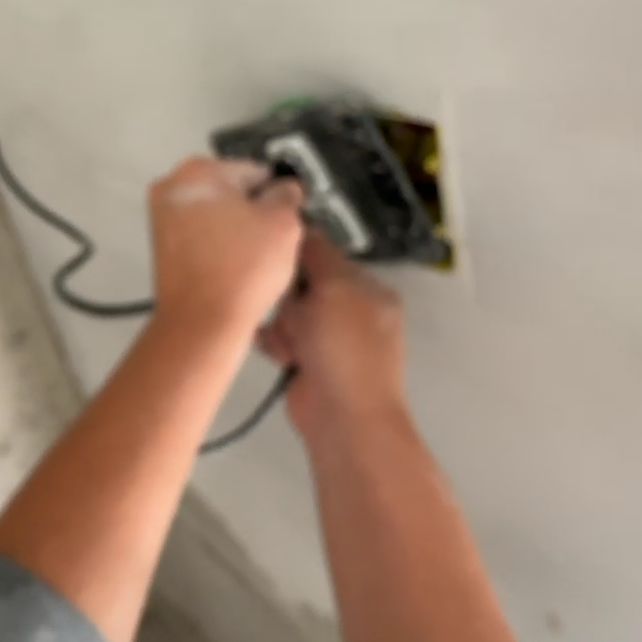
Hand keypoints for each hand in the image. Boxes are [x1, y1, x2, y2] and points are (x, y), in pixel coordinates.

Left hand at [147, 158, 304, 335]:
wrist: (201, 321)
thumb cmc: (243, 268)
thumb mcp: (283, 223)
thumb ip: (286, 195)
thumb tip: (283, 187)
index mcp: (198, 170)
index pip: (254, 171)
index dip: (277, 195)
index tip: (287, 218)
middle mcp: (171, 185)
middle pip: (230, 190)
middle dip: (252, 210)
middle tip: (271, 241)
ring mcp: (161, 215)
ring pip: (215, 213)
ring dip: (236, 228)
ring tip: (253, 257)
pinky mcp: (161, 243)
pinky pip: (200, 233)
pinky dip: (218, 244)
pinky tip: (234, 265)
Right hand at [260, 229, 406, 425]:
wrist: (343, 417)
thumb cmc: (344, 346)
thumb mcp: (334, 286)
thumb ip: (315, 252)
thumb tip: (299, 223)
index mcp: (368, 289)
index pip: (325, 254)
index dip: (298, 253)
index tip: (272, 252)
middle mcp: (352, 310)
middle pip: (301, 282)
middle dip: (287, 295)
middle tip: (288, 309)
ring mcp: (330, 339)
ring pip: (286, 311)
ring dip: (279, 322)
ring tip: (283, 340)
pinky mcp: (308, 361)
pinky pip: (280, 337)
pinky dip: (275, 342)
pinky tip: (277, 353)